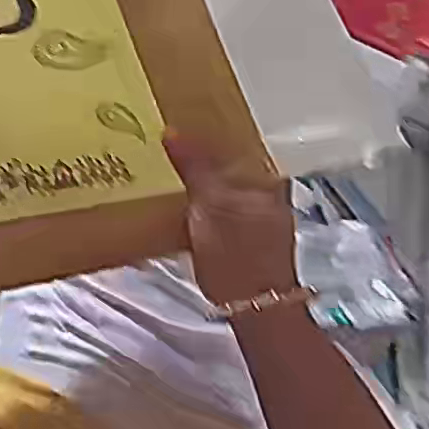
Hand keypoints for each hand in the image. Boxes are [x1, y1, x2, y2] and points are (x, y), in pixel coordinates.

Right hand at [165, 132, 298, 305]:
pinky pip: (218, 202)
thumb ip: (194, 167)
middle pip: (228, 162)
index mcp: (266, 182)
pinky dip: (199, 195)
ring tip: (164, 163)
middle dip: (198, 151)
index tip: (176, 120)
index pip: (236, 144)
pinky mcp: (242, 234)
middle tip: (162, 139)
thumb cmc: (235, 253)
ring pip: (222, 182)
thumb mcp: (210, 206)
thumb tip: (172, 130)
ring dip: (196, 173)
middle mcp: (266, 194)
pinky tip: (179, 195)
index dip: (207, 131)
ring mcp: (256, 216)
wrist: (253, 307)